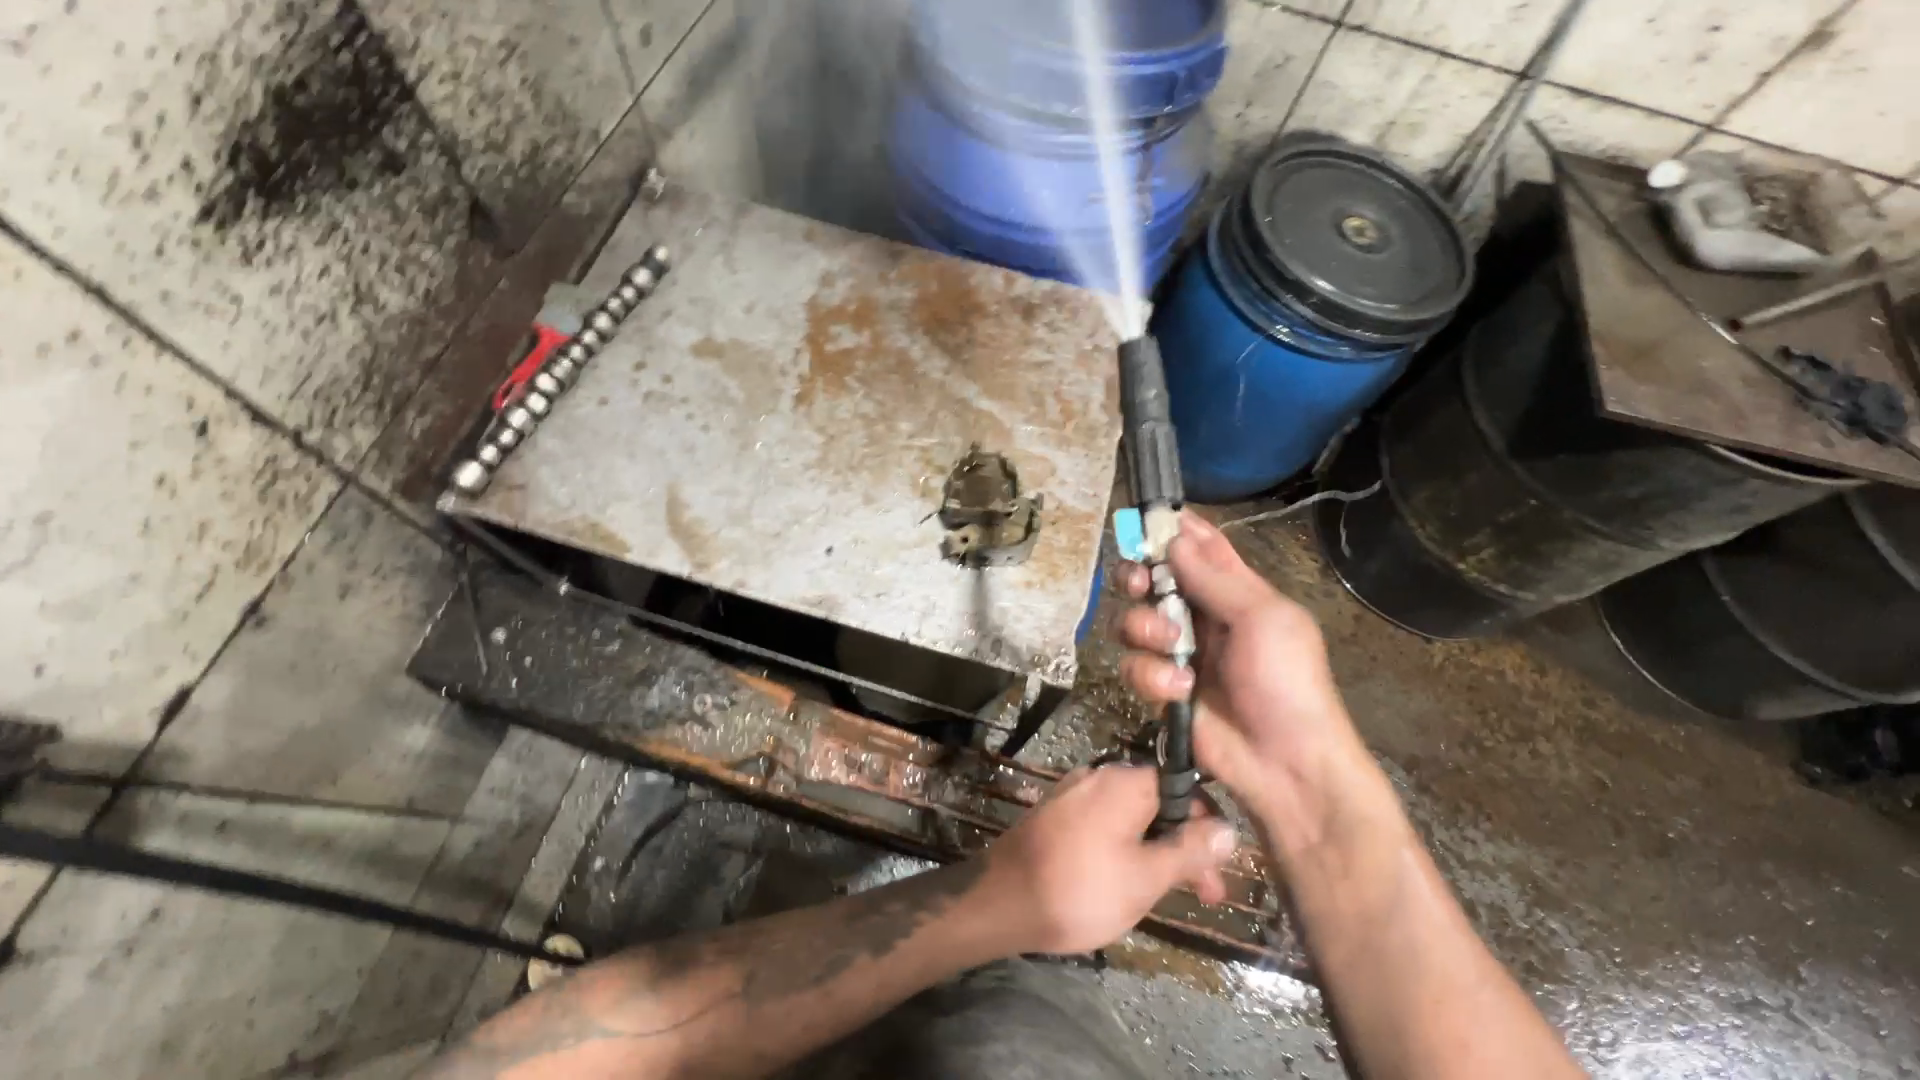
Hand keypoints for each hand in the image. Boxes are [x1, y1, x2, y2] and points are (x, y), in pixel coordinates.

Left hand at [978, 765, 1234, 955]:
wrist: (1000, 903)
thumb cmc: (1081, 890)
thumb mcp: (1146, 877)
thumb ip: (1189, 851)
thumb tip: (1229, 829)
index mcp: (1124, 782)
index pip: (1183, 785)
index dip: (1207, 827)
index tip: (1217, 872)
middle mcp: (1098, 776)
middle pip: (1157, 802)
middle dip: (1183, 845)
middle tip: (1202, 894)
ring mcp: (1072, 794)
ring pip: (1130, 817)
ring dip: (1155, 850)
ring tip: (1166, 894)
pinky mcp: (1054, 816)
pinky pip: (1103, 825)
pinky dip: (1124, 848)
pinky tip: (1127, 881)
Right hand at [1117, 512, 1368, 840]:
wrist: (1285, 763)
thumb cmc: (1287, 682)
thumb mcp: (1263, 619)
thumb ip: (1216, 579)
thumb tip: (1174, 539)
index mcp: (1236, 592)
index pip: (1201, 547)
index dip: (1173, 529)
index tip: (1146, 519)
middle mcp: (1202, 616)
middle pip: (1152, 579)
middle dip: (1139, 577)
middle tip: (1140, 583)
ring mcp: (1179, 653)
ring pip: (1133, 622)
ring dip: (1146, 630)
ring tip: (1173, 648)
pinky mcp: (1162, 689)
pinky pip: (1135, 667)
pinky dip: (1152, 677)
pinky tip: (1178, 691)